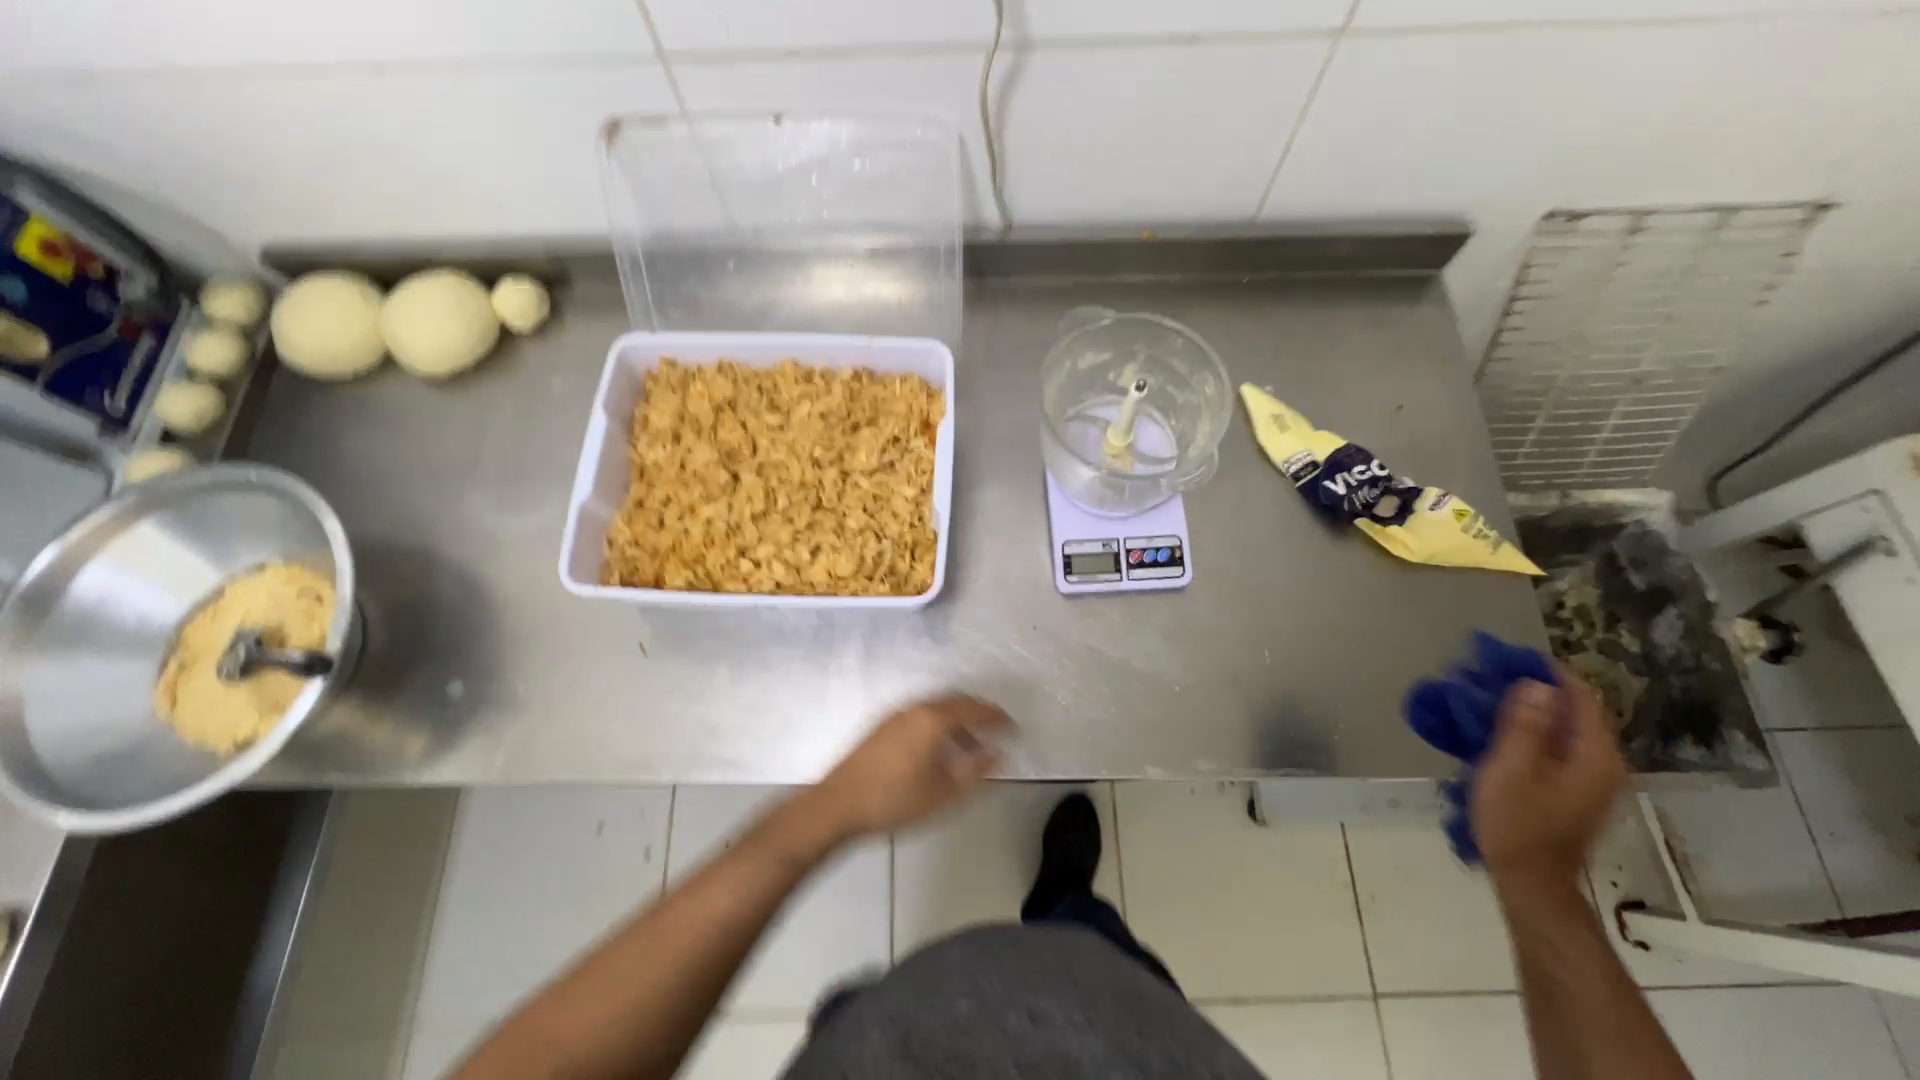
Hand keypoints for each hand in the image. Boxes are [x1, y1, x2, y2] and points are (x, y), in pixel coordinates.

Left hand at [810, 693, 1013, 839]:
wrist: (837, 805)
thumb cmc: (895, 800)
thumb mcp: (944, 792)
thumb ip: (976, 771)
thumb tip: (1000, 754)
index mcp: (933, 719)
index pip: (975, 708)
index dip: (997, 717)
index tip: (1013, 727)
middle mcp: (914, 708)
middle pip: (955, 701)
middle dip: (978, 714)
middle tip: (994, 731)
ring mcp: (894, 715)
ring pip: (935, 708)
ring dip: (956, 721)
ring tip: (968, 748)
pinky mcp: (880, 726)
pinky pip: (919, 715)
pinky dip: (937, 725)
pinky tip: (937, 751)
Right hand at [1471, 666, 1625, 894]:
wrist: (1531, 881)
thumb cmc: (1516, 823)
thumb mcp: (1512, 769)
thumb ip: (1526, 724)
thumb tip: (1537, 684)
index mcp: (1595, 754)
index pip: (1581, 697)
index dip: (1549, 672)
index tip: (1511, 658)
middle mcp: (1605, 763)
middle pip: (1577, 712)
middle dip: (1539, 691)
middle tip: (1496, 679)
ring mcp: (1595, 780)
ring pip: (1568, 730)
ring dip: (1536, 713)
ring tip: (1495, 702)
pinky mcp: (1578, 793)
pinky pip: (1562, 749)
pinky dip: (1538, 734)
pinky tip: (1508, 735)